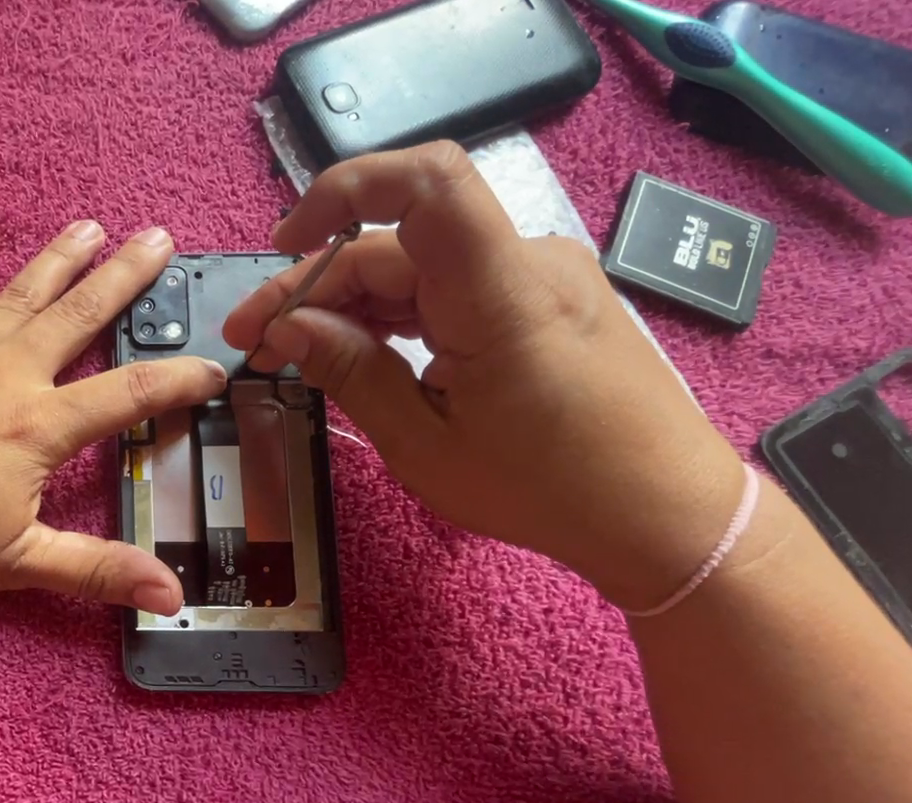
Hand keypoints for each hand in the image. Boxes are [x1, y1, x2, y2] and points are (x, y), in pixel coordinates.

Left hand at [0, 222, 226, 616]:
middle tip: (158, 237)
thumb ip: (98, 571)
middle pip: (78, 316)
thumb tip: (171, 595)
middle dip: (124, 278)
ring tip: (92, 225)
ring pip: (19, 295)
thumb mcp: (19, 563)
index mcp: (38, 426)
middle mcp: (3, 376)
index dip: (180, 381)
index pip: (130, 395)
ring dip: (58, 258)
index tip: (216, 366)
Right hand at [222, 143, 747, 611]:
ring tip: (287, 352)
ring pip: (411, 264)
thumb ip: (353, 375)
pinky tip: (348, 348)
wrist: (659, 508)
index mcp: (501, 298)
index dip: (344, 191)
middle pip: (393, 242)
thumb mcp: (426, 446)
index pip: (427, 187)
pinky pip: (441, 285)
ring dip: (341, 302)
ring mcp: (531, 277)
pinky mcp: (531, 297)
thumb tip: (285, 329)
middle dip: (310, 285)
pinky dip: (385, 311)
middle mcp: (522, 265)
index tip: (282, 244)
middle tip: (252, 341)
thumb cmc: (544, 488)